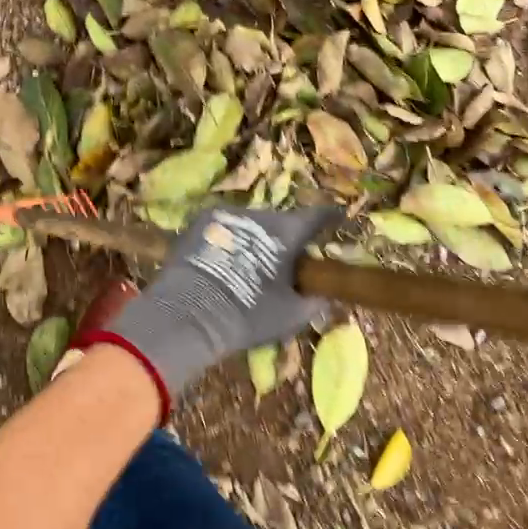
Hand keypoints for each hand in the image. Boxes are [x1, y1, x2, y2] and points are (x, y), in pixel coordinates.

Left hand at [75, 205, 336, 419]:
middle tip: (288, 258)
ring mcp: (223, 215)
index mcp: (284, 230)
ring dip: (256, 238)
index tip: (338, 217)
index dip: (329, 216)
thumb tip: (324, 291)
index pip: (315, 215)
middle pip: (279, 221)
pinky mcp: (198, 223)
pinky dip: (232, 241)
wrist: (189, 311)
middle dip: (286, 237)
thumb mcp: (292, 315)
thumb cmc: (248, 314)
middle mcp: (254, 214)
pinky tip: (228, 262)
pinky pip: (226, 228)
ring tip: (253, 264)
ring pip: (250, 223)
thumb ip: (315, 299)